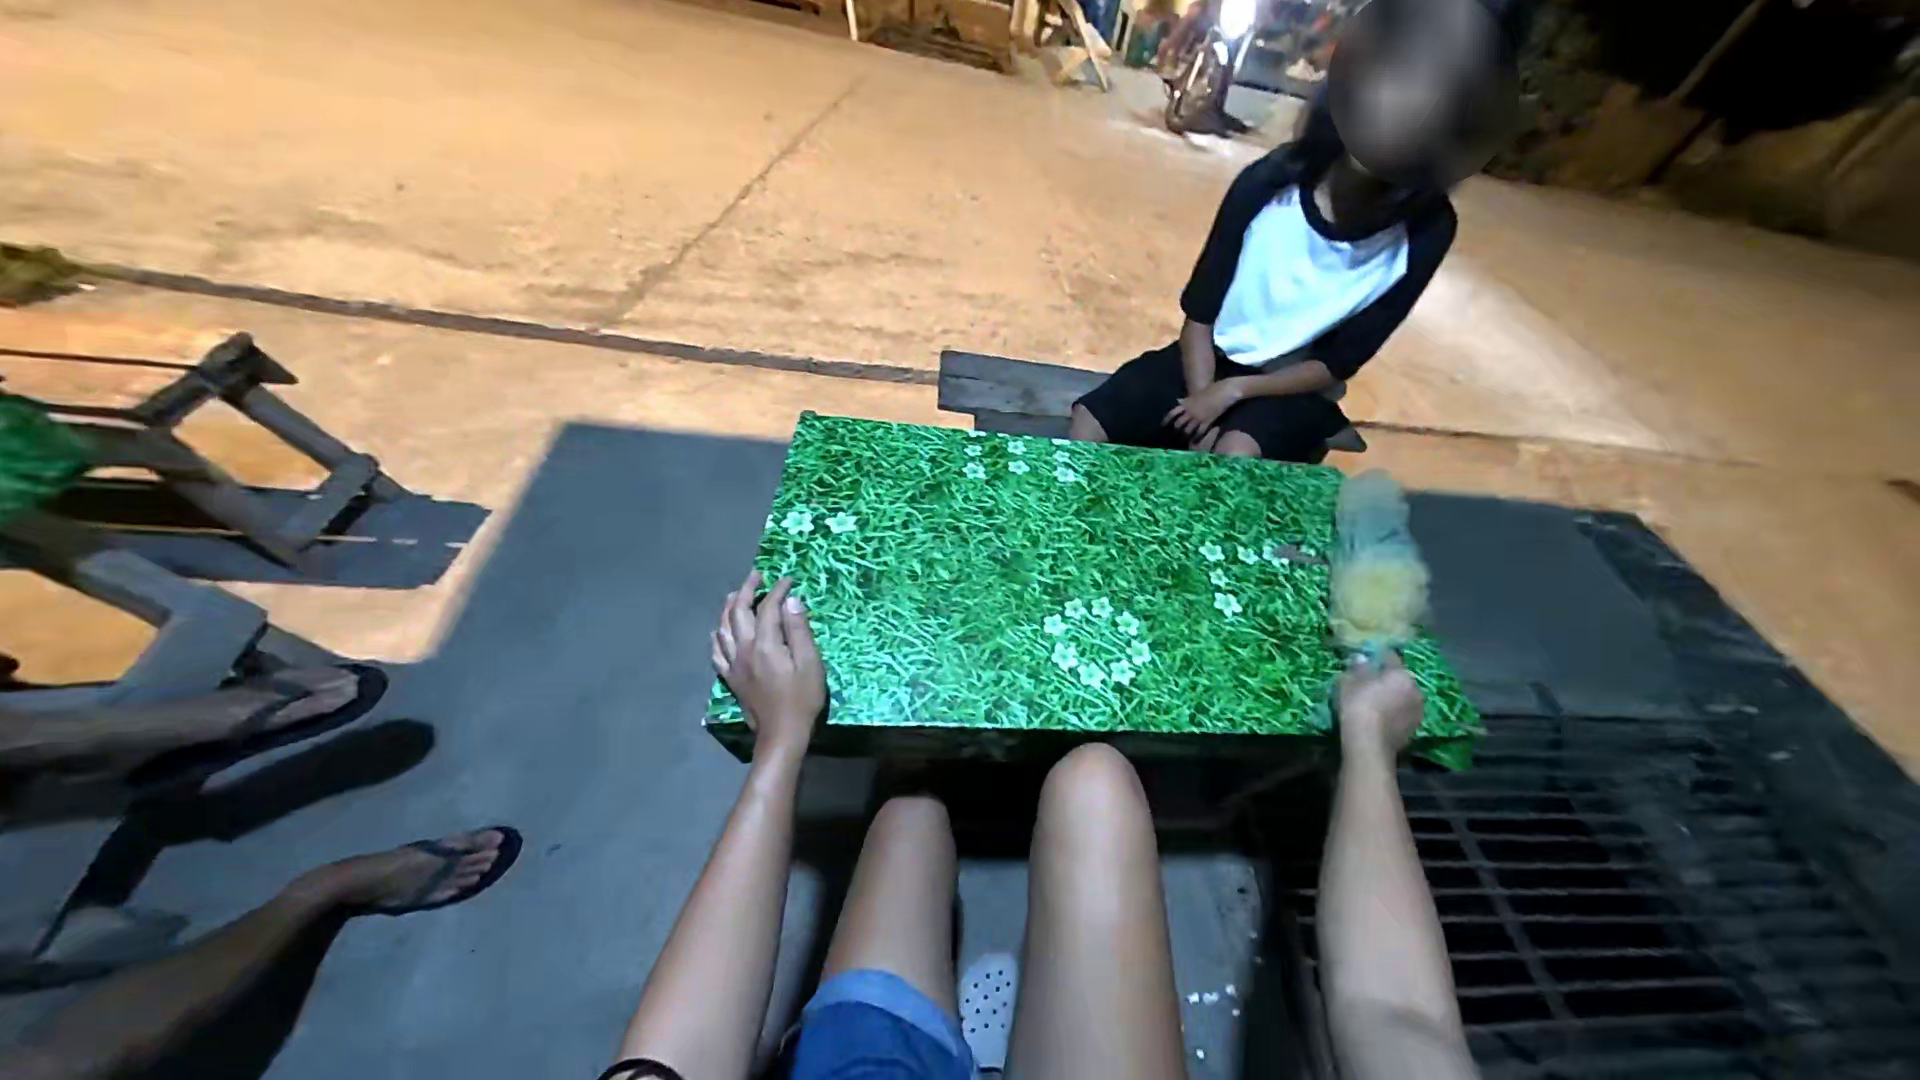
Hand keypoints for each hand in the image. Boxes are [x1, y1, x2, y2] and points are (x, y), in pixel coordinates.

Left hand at [711, 570, 824, 762]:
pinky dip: (717, 636)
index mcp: (765, 644)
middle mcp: (744, 649)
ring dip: (728, 607)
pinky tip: (718, 630)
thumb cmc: (802, 698)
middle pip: (738, 612)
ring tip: (734, 595)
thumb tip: (791, 601)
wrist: (781, 734)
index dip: (777, 590)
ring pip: (723, 628)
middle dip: (746, 590)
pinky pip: (717, 651)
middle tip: (756, 576)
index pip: (768, 607)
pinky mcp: (731, 677)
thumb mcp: (810, 663)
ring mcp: (734, 664)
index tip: (788, 579)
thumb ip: (799, 630)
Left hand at [1164, 378, 1243, 442]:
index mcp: (1186, 404)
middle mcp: (1190, 411)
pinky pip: (1199, 432)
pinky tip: (1195, 442)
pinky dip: (1196, 438)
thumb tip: (1177, 401)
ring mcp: (1198, 417)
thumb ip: (1186, 400)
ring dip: (1185, 436)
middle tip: (1173, 438)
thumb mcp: (1195, 395)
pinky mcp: (1207, 421)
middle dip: (1176, 431)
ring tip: (1183, 443)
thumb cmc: (1210, 391)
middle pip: (1179, 424)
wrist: (1223, 390)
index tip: (1163, 426)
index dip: (1167, 420)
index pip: (1173, 413)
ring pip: (1187, 430)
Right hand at [1337, 652, 1423, 763]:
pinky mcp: (1414, 729)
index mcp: (1402, 674)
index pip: (1390, 657)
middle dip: (1385, 678)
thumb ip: (1358, 667)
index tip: (1363, 659)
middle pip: (1399, 678)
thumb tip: (1361, 658)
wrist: (1369, 743)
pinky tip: (1378, 716)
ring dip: (1391, 695)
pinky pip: (1402, 712)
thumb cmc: (1358, 705)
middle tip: (1366, 681)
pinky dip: (1393, 711)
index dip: (1375, 656)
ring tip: (1372, 700)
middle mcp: (1416, 690)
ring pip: (1403, 696)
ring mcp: (1418, 711)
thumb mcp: (1349, 681)